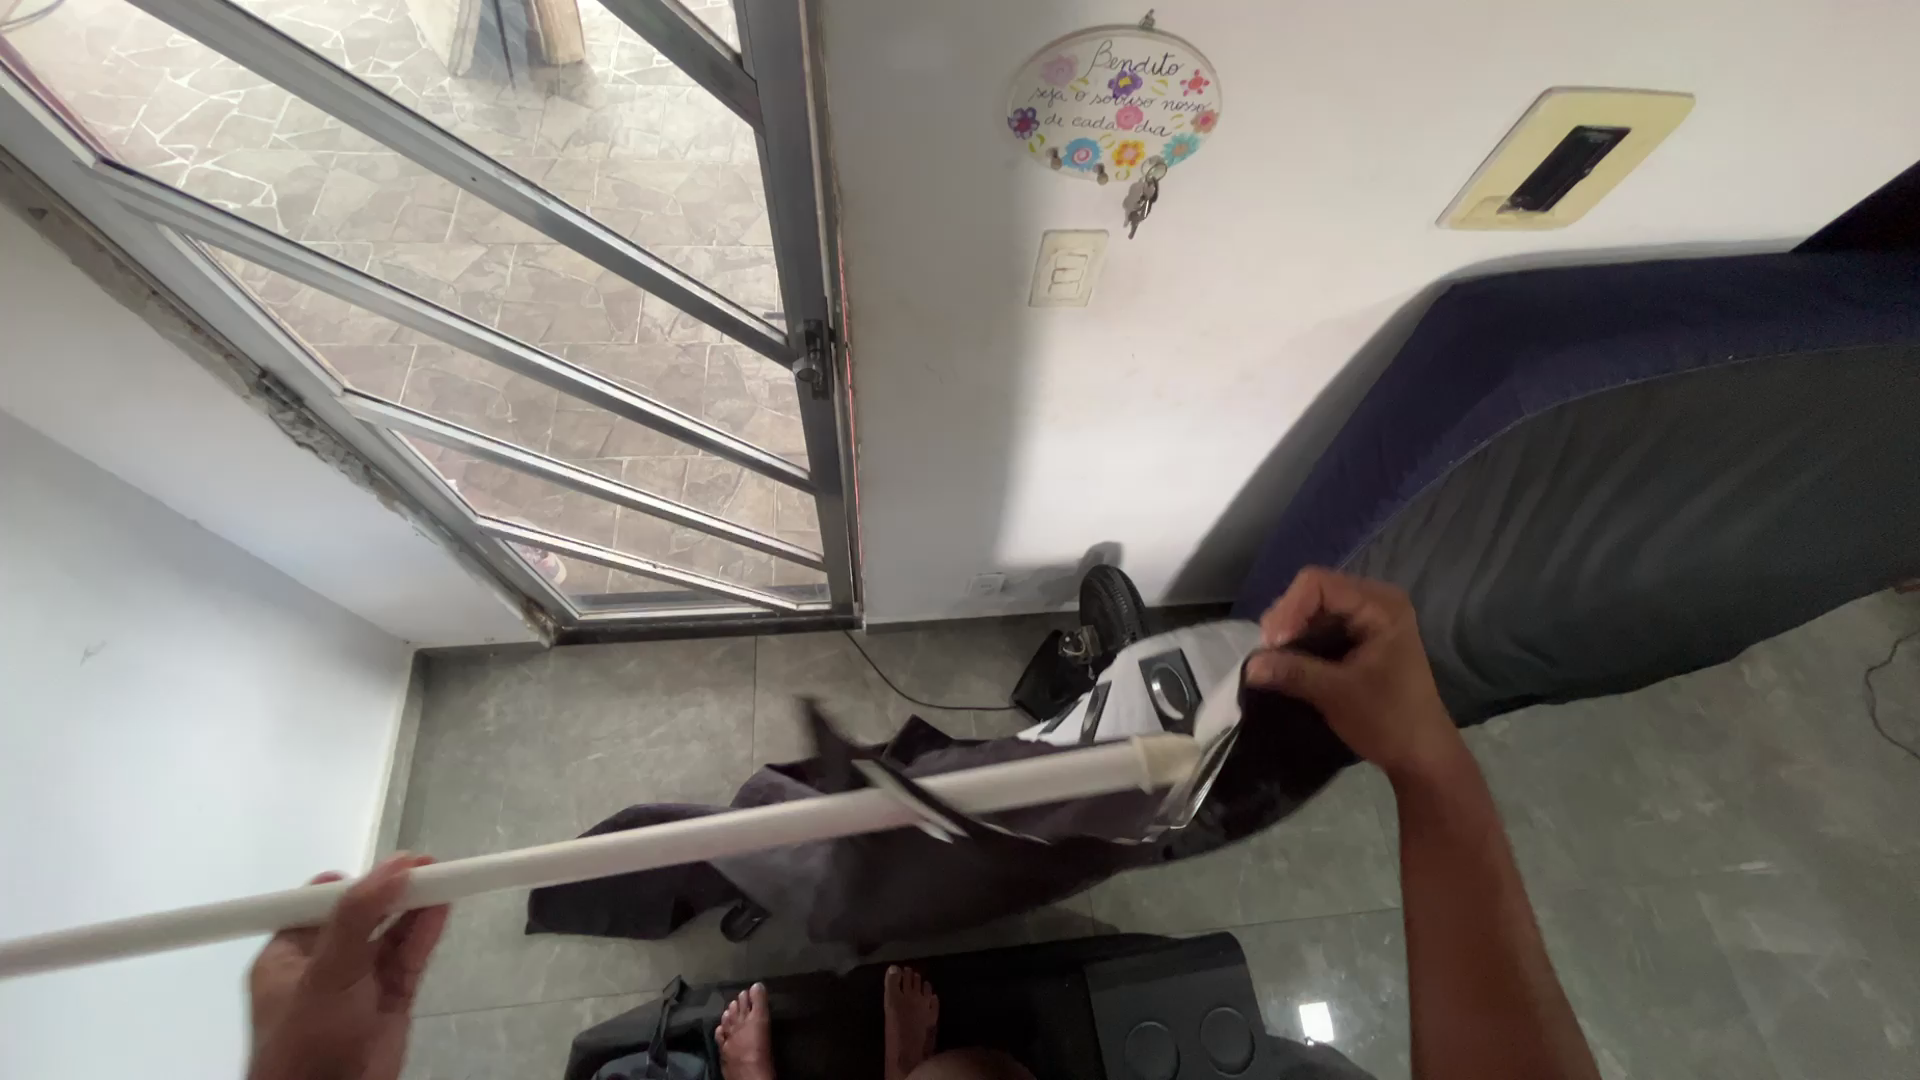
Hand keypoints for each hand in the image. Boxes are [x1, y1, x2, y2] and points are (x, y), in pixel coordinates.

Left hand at [247, 854, 449, 1079]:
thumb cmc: (309, 1039)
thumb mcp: (327, 973)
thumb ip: (360, 916)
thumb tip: (399, 861)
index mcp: (288, 957)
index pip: (320, 903)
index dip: (355, 882)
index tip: (389, 867)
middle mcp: (325, 963)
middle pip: (365, 911)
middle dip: (395, 888)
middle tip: (427, 866)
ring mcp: (362, 978)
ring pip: (395, 928)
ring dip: (419, 904)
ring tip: (447, 878)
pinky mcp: (395, 991)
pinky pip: (414, 949)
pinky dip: (430, 926)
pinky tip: (446, 904)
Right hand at [1245, 567, 1463, 779]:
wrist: (1421, 754)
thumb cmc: (1390, 720)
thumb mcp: (1337, 694)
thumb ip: (1293, 672)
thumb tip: (1248, 665)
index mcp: (1380, 606)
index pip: (1317, 583)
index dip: (1288, 610)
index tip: (1273, 646)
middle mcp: (1375, 601)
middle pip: (1312, 591)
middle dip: (1285, 619)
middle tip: (1269, 653)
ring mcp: (1367, 617)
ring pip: (1310, 607)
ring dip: (1289, 630)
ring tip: (1276, 658)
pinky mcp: (1358, 634)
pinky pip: (1318, 623)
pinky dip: (1299, 638)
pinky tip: (1289, 659)